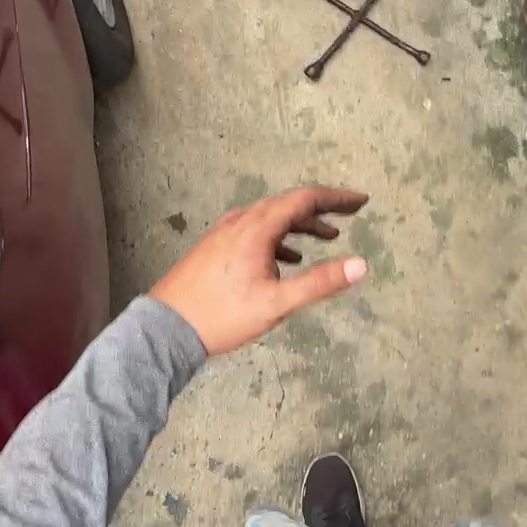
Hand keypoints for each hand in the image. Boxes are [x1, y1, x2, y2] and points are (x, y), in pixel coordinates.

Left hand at [151, 186, 370, 354]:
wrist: (165, 328)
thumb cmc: (223, 315)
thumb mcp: (277, 303)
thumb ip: (320, 282)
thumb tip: (361, 265)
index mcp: (257, 227)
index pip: (305, 199)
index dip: (337, 198)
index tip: (361, 201)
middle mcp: (241, 221)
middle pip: (288, 204)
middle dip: (322, 209)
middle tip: (348, 216)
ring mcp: (225, 232)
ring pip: (271, 217)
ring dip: (301, 224)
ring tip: (326, 238)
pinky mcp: (216, 246)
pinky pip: (256, 230)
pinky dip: (280, 237)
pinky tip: (287, 258)